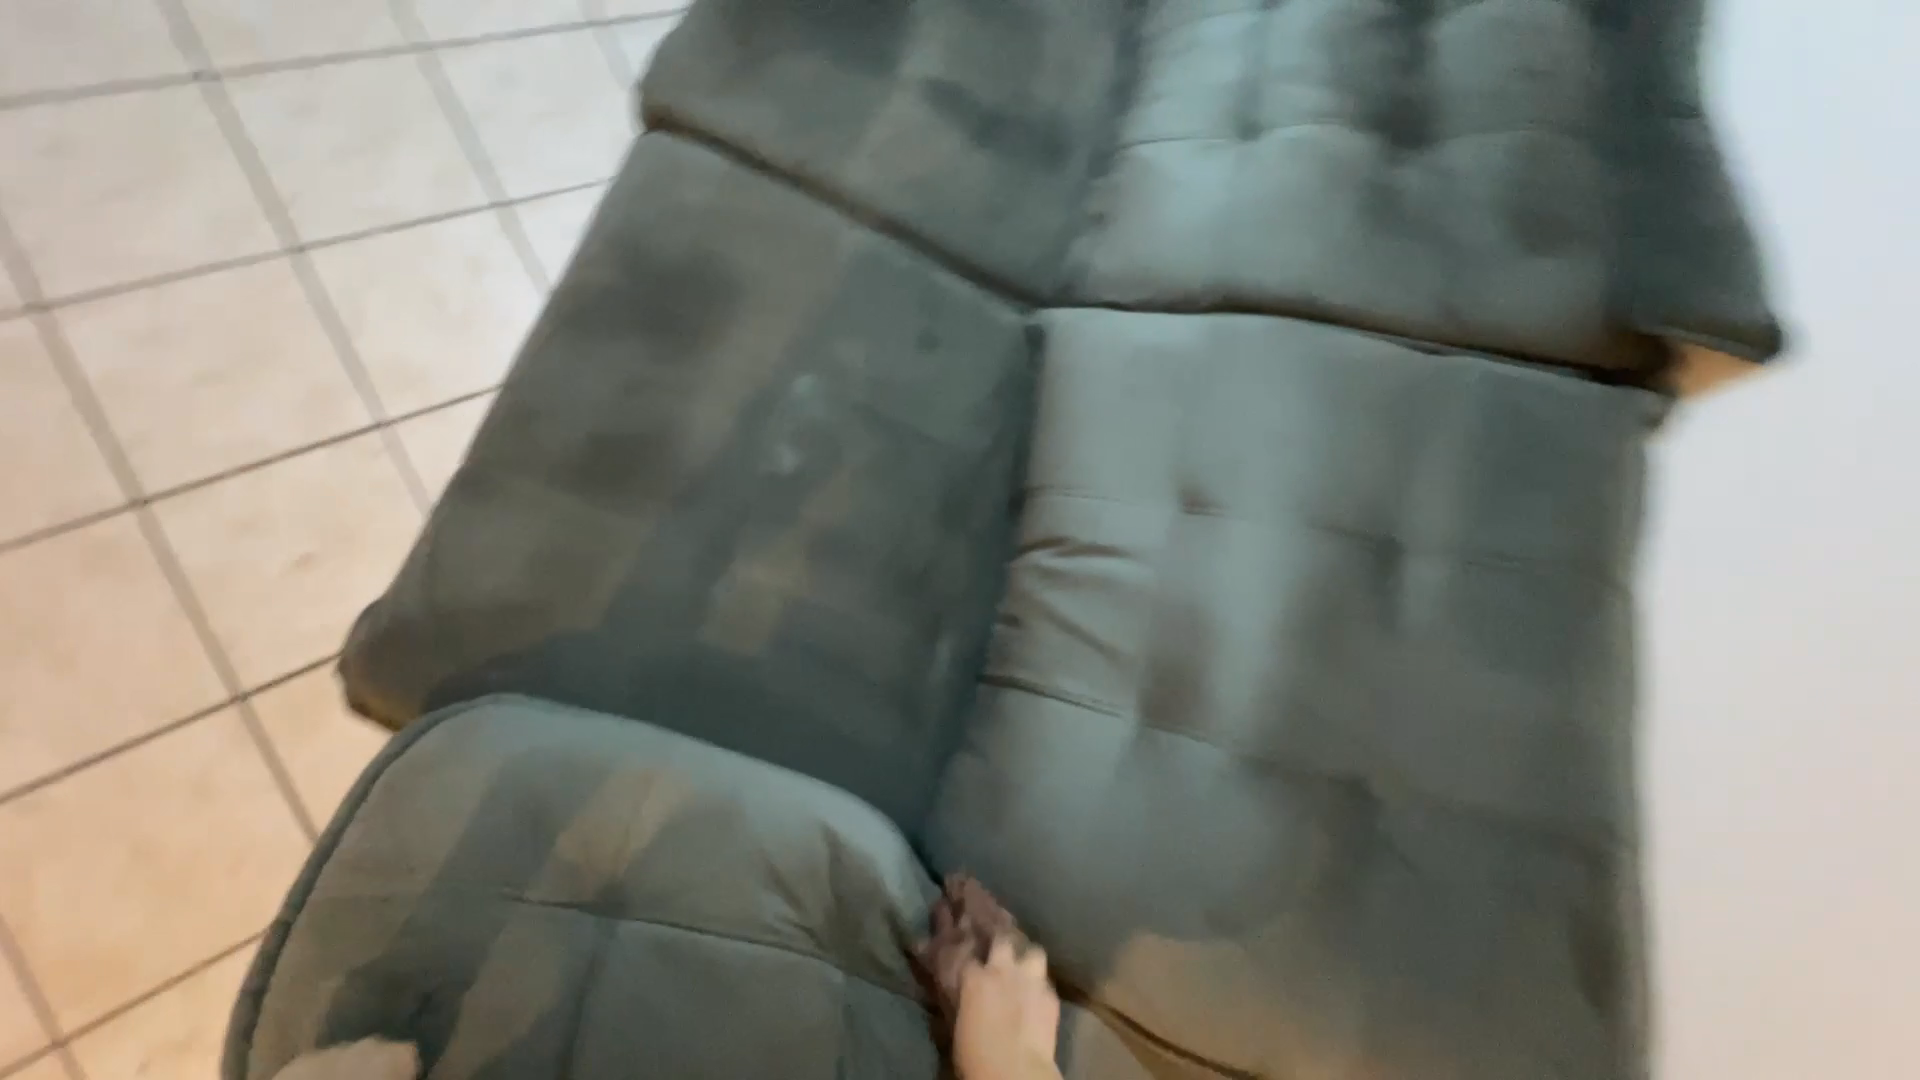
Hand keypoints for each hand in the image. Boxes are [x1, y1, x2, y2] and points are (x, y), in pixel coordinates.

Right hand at [953, 938, 1062, 1079]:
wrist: (1015, 1073)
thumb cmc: (976, 1057)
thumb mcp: (957, 1027)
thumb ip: (958, 1003)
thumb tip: (958, 996)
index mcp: (974, 979)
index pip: (966, 951)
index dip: (966, 948)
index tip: (965, 946)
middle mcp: (1002, 970)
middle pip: (1002, 937)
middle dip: (1000, 938)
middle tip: (998, 945)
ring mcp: (1029, 979)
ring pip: (1033, 950)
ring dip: (1028, 957)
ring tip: (1024, 965)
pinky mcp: (1051, 995)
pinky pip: (1046, 980)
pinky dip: (1041, 983)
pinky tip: (1038, 992)